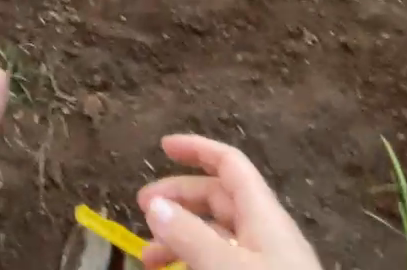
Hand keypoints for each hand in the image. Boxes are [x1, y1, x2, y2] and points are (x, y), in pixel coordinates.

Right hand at [136, 134, 324, 269]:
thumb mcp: (226, 268)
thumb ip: (189, 236)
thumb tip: (155, 204)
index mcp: (263, 216)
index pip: (229, 165)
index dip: (197, 149)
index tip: (162, 148)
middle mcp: (265, 235)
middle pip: (217, 200)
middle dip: (178, 200)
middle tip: (142, 210)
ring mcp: (264, 267)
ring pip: (216, 237)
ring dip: (180, 238)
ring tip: (148, 258)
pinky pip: (221, 265)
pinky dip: (194, 264)